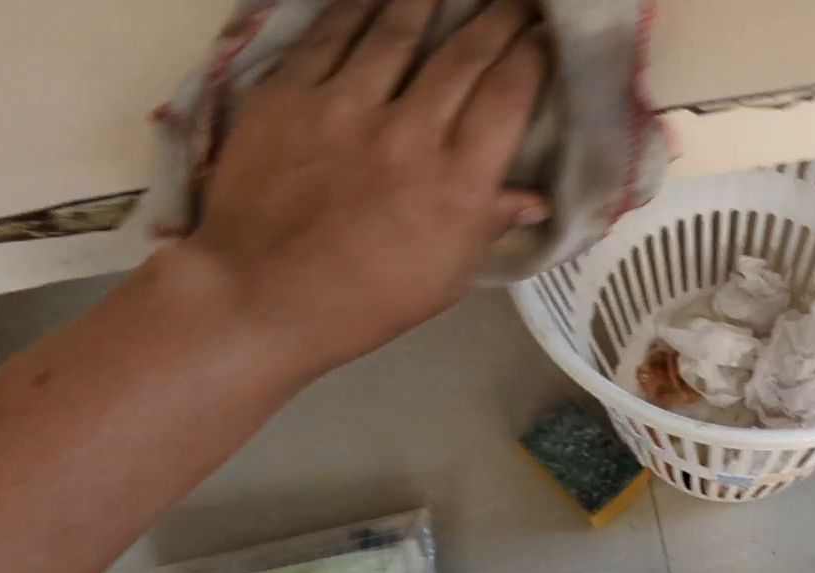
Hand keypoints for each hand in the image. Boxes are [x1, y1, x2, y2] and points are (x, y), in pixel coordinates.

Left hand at [183, 0, 549, 372]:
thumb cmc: (372, 300)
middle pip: (464, 55)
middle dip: (498, 17)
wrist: (267, 296)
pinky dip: (360, 8)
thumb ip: (489, 223)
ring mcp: (344, 107)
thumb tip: (535, 197)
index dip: (532, 57)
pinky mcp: (289, 94)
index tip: (547, 34)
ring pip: (397, 29)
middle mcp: (410, 134)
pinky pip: (331, 34)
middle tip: (517, 0)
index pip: (506, 99)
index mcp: (457, 185)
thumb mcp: (448, 276)